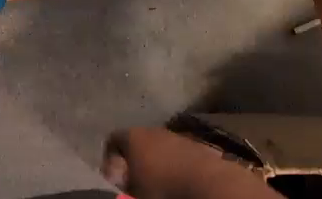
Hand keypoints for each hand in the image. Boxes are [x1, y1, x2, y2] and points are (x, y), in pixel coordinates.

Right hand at [101, 126, 285, 198]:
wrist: (212, 187)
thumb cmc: (163, 191)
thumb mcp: (135, 194)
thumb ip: (122, 187)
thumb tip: (116, 185)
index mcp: (132, 136)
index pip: (112, 140)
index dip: (110, 160)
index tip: (114, 182)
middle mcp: (153, 129)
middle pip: (137, 142)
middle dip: (136, 162)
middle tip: (137, 185)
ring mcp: (178, 136)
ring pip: (161, 149)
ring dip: (159, 165)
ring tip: (162, 187)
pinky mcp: (199, 147)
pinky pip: (180, 156)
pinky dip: (178, 168)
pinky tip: (182, 185)